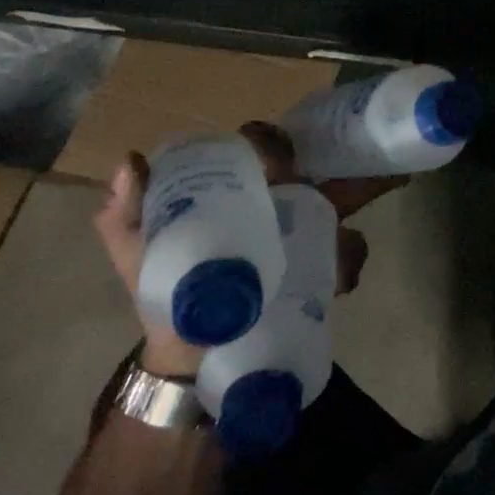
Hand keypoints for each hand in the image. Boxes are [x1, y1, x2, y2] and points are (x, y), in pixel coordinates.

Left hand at [93, 122, 405, 376]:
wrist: (187, 351)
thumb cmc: (165, 287)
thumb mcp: (136, 249)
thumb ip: (125, 211)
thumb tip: (130, 161)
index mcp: (243, 189)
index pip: (265, 150)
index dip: (272, 143)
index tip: (273, 156)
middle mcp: (282, 204)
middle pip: (324, 176)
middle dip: (352, 172)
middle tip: (368, 178)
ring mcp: (304, 237)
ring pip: (342, 218)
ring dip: (351, 226)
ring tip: (344, 247)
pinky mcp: (317, 272)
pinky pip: (345, 261)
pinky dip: (348, 267)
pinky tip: (338, 280)